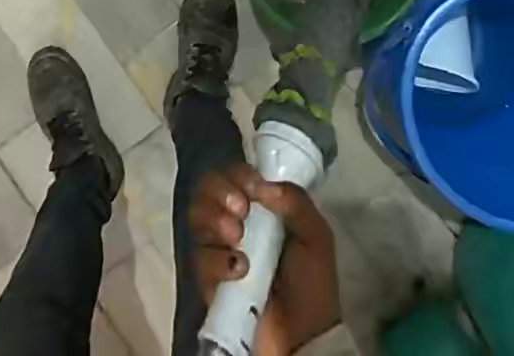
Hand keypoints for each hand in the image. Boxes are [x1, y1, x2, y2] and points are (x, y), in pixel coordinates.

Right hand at [189, 163, 340, 355]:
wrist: (304, 339)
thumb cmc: (312, 284)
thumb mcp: (316, 236)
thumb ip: (295, 201)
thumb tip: (264, 184)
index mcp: (259, 207)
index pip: (235, 174)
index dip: (239, 174)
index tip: (254, 188)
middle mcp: (234, 221)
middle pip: (207, 187)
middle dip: (220, 191)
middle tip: (242, 210)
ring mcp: (218, 249)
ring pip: (197, 216)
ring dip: (215, 219)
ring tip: (238, 237)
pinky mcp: (208, 279)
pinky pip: (199, 257)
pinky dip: (217, 259)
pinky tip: (239, 271)